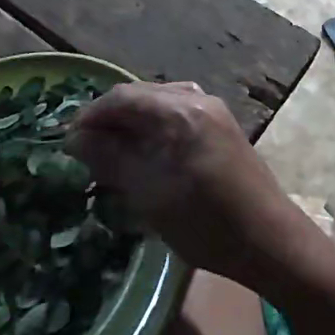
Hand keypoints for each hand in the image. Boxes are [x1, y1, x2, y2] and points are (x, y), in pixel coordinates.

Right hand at [69, 81, 317, 284]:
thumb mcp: (149, 194)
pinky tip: (145, 153)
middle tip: (85, 150)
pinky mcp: (222, 126)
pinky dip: (154, 128)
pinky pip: (178, 114)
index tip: (65, 142)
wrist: (269, 239)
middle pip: (141, 95)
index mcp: (180, 111)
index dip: (90, 116)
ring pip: (160, 104)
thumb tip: (76, 138)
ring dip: (132, 123)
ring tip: (111, 153)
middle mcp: (198, 99)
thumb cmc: (206, 222)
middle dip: (110, 118)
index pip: (122, 97)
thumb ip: (111, 159)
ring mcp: (214, 111)